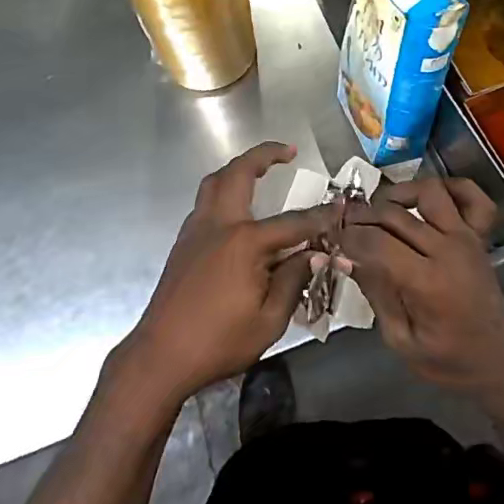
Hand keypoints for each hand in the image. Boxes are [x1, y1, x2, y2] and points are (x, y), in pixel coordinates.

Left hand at [116, 142, 333, 403]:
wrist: (162, 352)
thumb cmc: (219, 341)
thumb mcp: (269, 319)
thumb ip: (293, 280)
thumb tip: (313, 253)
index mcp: (243, 242)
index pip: (292, 222)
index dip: (320, 217)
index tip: (340, 209)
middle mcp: (217, 224)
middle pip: (238, 174)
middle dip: (263, 156)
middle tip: (286, 151)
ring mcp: (195, 229)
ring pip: (215, 183)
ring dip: (238, 169)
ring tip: (260, 170)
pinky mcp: (184, 241)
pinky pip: (205, 203)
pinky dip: (223, 191)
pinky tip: (238, 210)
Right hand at [338, 177, 503, 393]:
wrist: (495, 360)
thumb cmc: (445, 358)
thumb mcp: (399, 339)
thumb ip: (374, 293)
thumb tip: (345, 258)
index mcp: (428, 282)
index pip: (376, 241)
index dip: (348, 236)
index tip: (332, 241)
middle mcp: (449, 250)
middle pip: (394, 214)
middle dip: (361, 216)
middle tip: (344, 225)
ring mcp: (467, 238)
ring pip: (429, 192)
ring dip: (398, 194)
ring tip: (379, 209)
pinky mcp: (478, 236)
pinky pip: (472, 198)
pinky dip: (451, 188)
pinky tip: (425, 199)